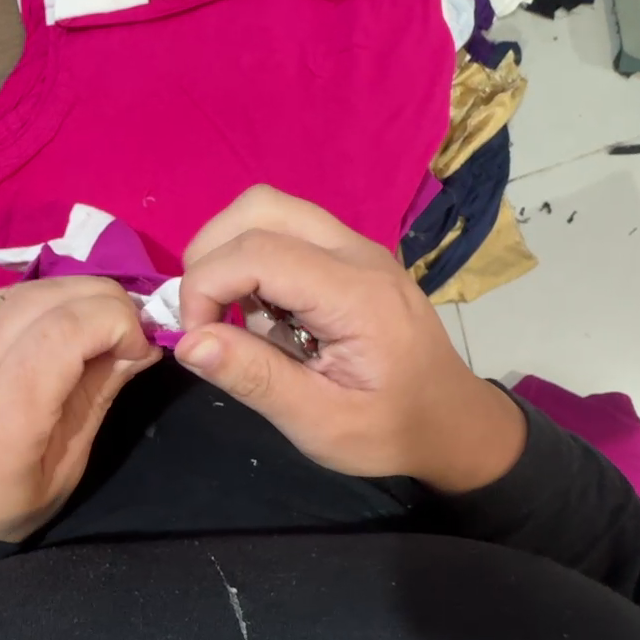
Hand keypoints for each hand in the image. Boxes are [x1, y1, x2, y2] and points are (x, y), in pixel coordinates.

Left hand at [0, 277, 161, 540]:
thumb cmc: (4, 507)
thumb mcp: (66, 468)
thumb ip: (98, 396)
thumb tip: (141, 344)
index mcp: (8, 413)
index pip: (66, 329)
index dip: (116, 321)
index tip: (140, 346)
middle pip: (46, 299)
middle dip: (103, 301)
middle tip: (127, 331)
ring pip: (21, 291)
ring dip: (71, 294)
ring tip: (96, 323)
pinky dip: (35, 299)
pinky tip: (54, 321)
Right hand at [174, 185, 524, 492]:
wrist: (452, 425)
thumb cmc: (390, 431)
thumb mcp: (320, 424)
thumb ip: (254, 378)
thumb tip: (187, 343)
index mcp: (355, 296)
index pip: (257, 253)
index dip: (204, 287)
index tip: (194, 340)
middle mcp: (356, 254)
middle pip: (258, 208)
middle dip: (208, 257)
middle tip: (202, 317)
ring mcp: (354, 249)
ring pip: (268, 210)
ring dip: (227, 254)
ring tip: (227, 314)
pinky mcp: (347, 257)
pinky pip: (283, 232)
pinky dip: (248, 262)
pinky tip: (258, 313)